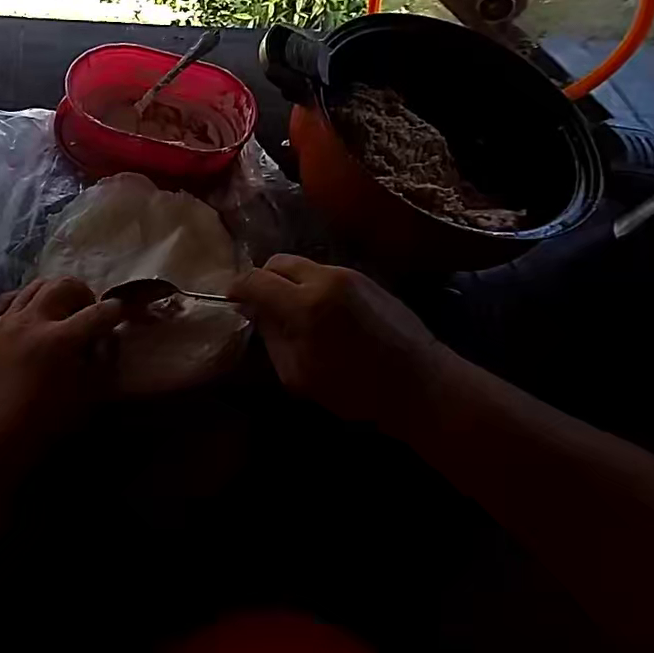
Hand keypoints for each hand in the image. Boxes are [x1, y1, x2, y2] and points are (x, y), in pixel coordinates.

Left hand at [0, 277, 122, 470]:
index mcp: (61, 339)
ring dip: (54, 292)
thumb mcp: (84, 399)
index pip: (98, 312)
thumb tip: (105, 340)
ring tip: (60, 309)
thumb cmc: (40, 427)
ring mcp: (7, 321)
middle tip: (88, 310)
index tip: (120, 314)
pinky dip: (25, 299)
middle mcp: (33, 320)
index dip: (115, 310)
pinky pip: (9, 299)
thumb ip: (99, 364)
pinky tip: (31, 313)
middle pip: (64, 285)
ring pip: (35, 286)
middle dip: (83, 293)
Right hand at [228, 254, 456, 433]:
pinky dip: (311, 285)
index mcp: (305, 304)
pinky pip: (325, 273)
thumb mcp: (298, 374)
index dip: (236, 288)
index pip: (255, 280)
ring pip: (302, 265)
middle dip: (262, 279)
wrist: (423, 385)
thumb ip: (270, 337)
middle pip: (277, 262)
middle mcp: (325, 278)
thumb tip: (256, 312)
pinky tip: (321, 312)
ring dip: (289, 282)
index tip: (231, 300)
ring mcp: (349, 274)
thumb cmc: (356, 390)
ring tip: (292, 310)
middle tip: (261, 304)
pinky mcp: (367, 279)